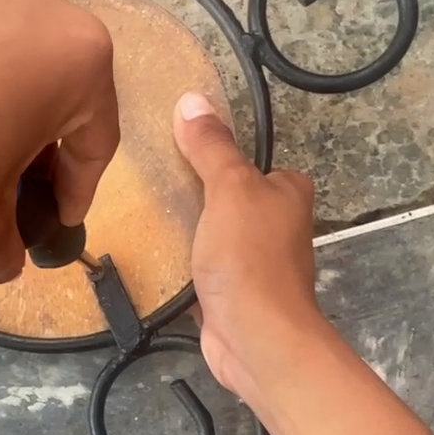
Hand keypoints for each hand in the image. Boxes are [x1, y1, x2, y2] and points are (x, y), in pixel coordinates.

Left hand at [0, 0, 118, 284]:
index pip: (96, 143)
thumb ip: (7, 251)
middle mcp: (40, 1)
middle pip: (55, 101)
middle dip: (34, 161)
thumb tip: (3, 260)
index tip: (51, 228)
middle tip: (9, 206)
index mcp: (77, 57)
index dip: (74, 197)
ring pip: (10, 73)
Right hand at [172, 92, 331, 405]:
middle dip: (198, 198)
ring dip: (188, 234)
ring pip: (214, 236)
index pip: (253, 164)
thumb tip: (191, 99)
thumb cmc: (249, 257)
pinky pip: (201, 270)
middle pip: (230, 200)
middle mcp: (279, 226)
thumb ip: (211, 147)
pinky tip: (153, 258)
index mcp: (288, 193)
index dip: (220, 159)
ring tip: (144, 217)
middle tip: (153, 186)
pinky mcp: (232, 295)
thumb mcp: (229, 189)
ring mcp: (255, 264)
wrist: (254, 336)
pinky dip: (182, 266)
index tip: (180, 155)